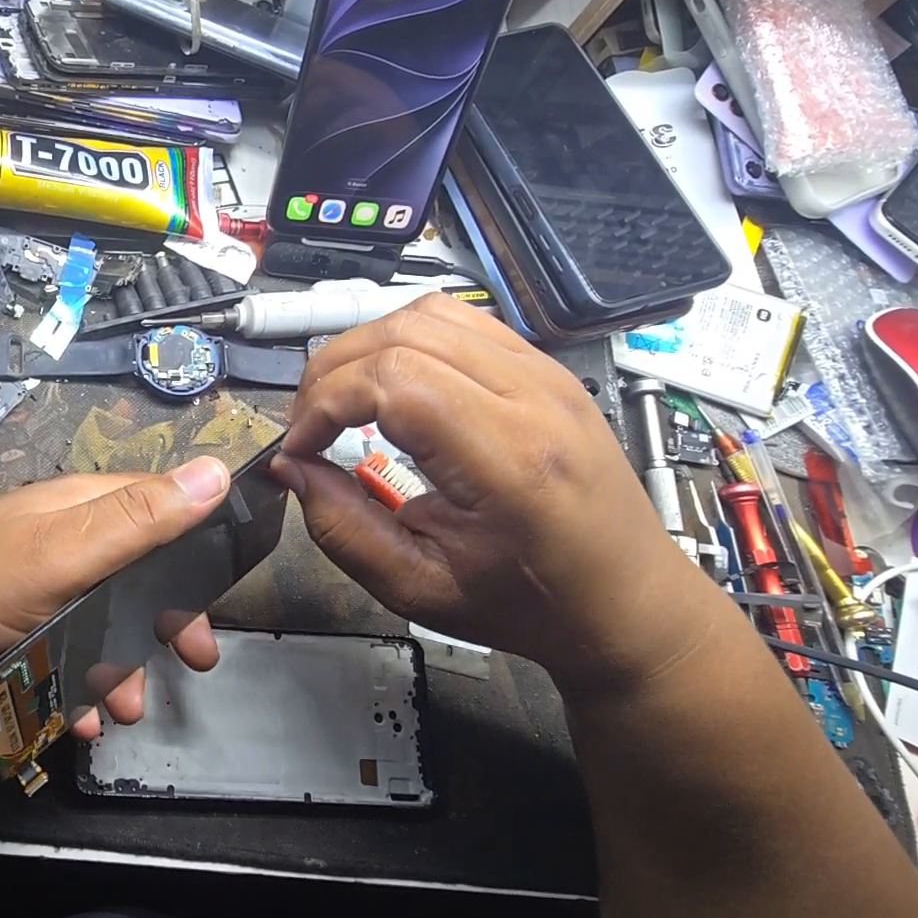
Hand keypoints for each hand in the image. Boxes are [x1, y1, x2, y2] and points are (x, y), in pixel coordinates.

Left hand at [0, 459, 232, 711]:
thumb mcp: (60, 556)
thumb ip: (136, 521)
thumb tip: (216, 472)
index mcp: (79, 507)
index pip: (160, 506)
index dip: (200, 546)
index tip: (223, 596)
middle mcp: (65, 534)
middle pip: (140, 569)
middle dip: (166, 619)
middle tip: (195, 660)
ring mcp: (39, 577)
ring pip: (106, 615)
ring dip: (124, 664)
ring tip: (121, 710)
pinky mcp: (19, 618)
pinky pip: (70, 644)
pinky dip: (83, 678)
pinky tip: (80, 716)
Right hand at [274, 293, 717, 694]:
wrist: (625, 601)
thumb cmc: (525, 604)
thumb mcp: (416, 586)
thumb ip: (341, 527)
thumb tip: (291, 466)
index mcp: (508, 460)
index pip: (392, 380)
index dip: (323, 405)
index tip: (299, 449)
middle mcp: (534, 398)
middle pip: (401, 335)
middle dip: (329, 374)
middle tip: (307, 426)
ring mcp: (545, 373)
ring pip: (426, 314)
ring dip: (361, 350)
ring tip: (338, 401)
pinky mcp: (544, 367)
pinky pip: (456, 321)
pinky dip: (400, 341)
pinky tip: (384, 384)